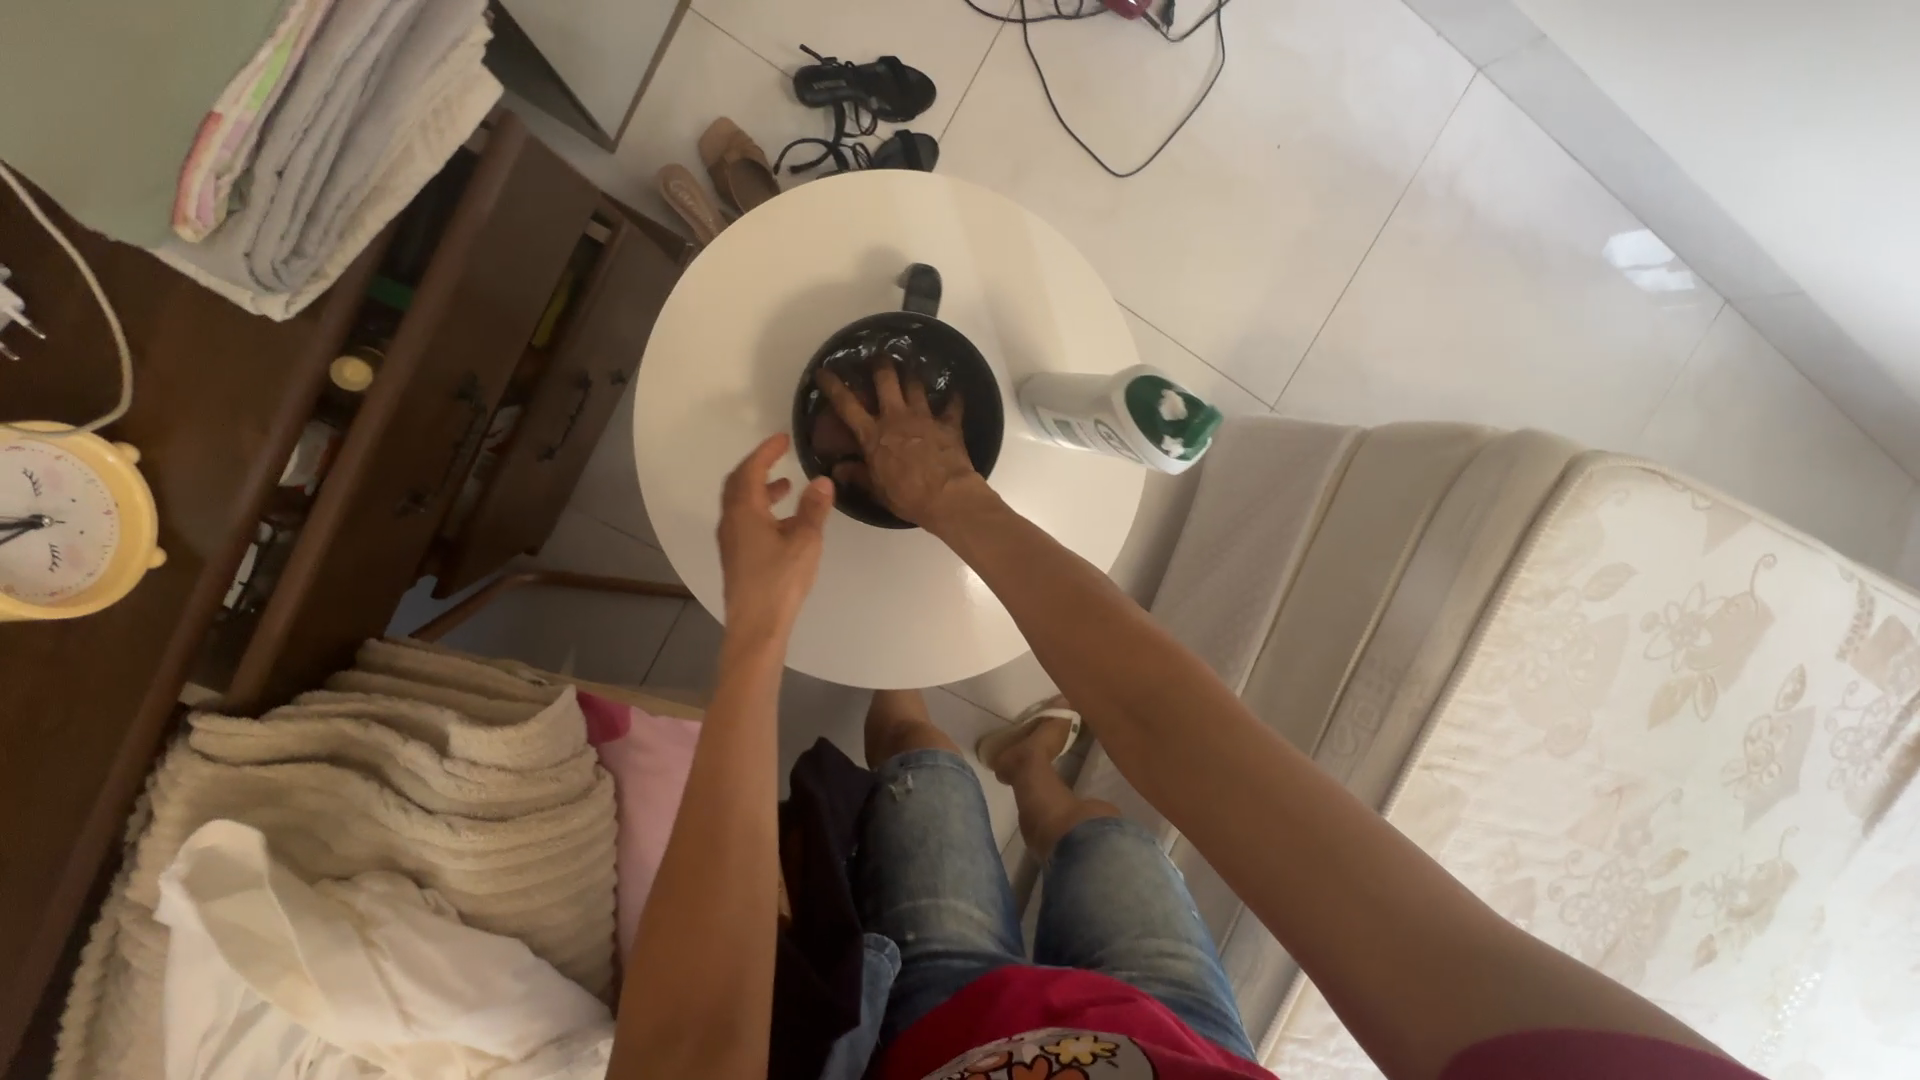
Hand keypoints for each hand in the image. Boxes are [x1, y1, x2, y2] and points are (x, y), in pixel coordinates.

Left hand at [717, 434, 834, 636]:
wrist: (756, 625)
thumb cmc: (780, 580)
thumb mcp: (805, 541)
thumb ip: (813, 509)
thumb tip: (822, 481)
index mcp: (744, 511)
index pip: (751, 470)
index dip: (766, 451)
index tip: (782, 438)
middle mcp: (731, 521)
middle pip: (738, 484)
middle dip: (758, 467)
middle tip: (779, 456)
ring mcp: (731, 541)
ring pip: (741, 504)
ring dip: (761, 490)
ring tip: (787, 487)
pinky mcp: (736, 558)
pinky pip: (745, 521)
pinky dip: (761, 510)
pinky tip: (783, 523)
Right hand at [815, 360, 983, 528]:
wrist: (946, 496)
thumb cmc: (906, 496)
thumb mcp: (876, 489)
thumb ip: (857, 475)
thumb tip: (837, 470)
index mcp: (873, 434)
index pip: (846, 404)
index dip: (833, 386)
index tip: (824, 371)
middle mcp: (896, 417)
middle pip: (886, 380)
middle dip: (881, 365)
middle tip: (879, 358)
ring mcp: (924, 417)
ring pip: (915, 385)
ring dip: (911, 376)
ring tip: (910, 370)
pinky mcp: (948, 424)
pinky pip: (952, 406)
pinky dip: (954, 399)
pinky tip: (955, 393)